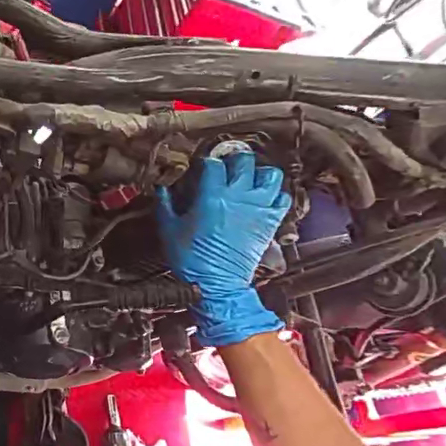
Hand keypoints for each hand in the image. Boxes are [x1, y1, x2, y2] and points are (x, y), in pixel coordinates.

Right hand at [156, 150, 286, 347]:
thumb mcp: (169, 230)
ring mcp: (258, 209)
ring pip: (271, 175)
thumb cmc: (193, 261)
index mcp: (212, 195)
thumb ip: (165, 205)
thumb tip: (161, 189)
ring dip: (261, 174)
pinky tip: (265, 199)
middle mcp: (239, 197)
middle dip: (235, 159)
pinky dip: (277, 196)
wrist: (217, 287)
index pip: (214, 163)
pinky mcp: (270, 223)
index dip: (207, 162)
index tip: (202, 168)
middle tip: (227, 167)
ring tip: (250, 179)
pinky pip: (283, 199)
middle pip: (245, 160)